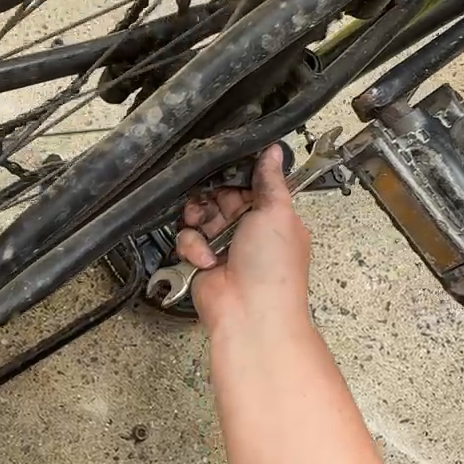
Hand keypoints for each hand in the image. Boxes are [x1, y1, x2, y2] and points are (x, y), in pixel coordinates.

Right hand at [175, 143, 311, 335]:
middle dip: (210, 199)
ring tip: (206, 232)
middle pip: (216, 197)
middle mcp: (246, 229)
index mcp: (270, 215)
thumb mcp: (277, 212)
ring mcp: (222, 245)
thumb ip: (270, 180)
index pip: (245, 184)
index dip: (231, 178)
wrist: (250, 311)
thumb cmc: (273, 269)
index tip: (223, 175)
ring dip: (198, 221)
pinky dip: (193, 247)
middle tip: (212, 205)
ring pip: (197, 215)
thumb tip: (274, 152)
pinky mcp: (201, 260)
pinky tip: (206, 259)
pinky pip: (186, 239)